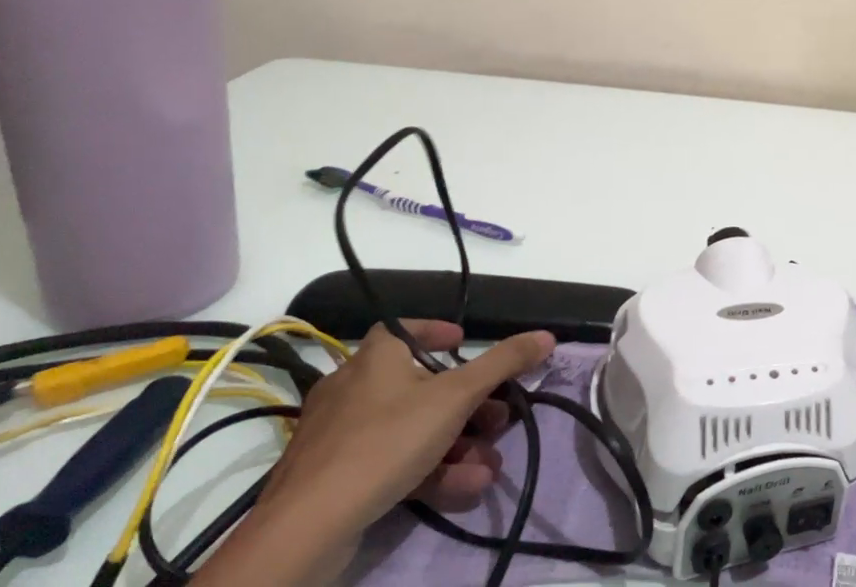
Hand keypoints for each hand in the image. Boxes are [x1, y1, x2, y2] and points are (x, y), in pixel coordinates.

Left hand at [191, 320, 555, 585]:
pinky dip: (429, 471)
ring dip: (458, 446)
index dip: (436, 332)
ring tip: (487, 469)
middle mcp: (352, 389)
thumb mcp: (457, 396)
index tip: (464, 342)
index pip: (402, 329)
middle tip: (497, 420)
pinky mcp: (334, 477)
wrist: (308, 526)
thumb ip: (503, 363)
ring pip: (411, 431)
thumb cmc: (386, 441)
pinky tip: (462, 489)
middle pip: (420, 388)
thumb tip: (547, 335)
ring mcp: (340, 436)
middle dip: (468, 407)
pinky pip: (391, 462)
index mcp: (374, 359)